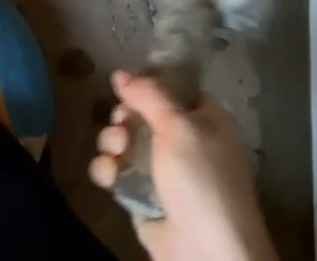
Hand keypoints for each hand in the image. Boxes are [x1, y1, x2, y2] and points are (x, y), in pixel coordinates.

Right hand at [88, 71, 275, 260]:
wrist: (208, 253)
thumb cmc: (201, 180)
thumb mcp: (179, 127)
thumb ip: (148, 95)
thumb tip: (120, 73)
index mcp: (204, 119)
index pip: (172, 88)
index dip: (148, 83)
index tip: (126, 84)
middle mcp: (183, 140)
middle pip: (140, 112)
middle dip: (123, 116)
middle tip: (122, 125)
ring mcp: (161, 170)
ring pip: (123, 140)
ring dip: (111, 141)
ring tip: (116, 152)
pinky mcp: (141, 195)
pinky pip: (116, 171)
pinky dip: (108, 170)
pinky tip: (110, 176)